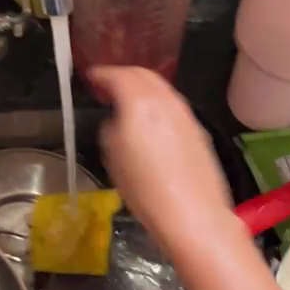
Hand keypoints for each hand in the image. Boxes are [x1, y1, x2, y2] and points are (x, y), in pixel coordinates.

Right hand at [85, 66, 235, 251]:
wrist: (194, 215)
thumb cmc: (145, 190)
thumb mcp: (113, 159)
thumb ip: (110, 129)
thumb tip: (116, 121)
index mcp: (140, 103)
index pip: (118, 75)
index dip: (101, 74)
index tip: (91, 78)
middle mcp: (166, 101)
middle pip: (144, 74)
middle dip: (124, 75)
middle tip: (108, 85)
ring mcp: (187, 114)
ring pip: (162, 89)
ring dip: (143, 88)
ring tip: (128, 101)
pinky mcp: (199, 130)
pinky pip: (174, 106)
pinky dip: (158, 104)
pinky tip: (152, 122)